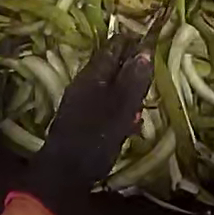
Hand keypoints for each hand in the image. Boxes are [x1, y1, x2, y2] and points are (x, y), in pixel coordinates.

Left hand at [15, 40, 152, 214]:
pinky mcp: (79, 118)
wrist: (63, 174)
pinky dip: (118, 106)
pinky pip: (103, 103)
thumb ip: (133, 80)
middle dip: (131, 66)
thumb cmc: (95, 138)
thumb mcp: (121, 108)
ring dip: (126, 89)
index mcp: (94, 75)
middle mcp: (83, 82)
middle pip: (111, 65)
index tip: (150, 40)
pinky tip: (128, 122)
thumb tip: (145, 52)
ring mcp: (79, 100)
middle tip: (150, 71)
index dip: (132, 41)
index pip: (114, 46)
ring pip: (108, 85)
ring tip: (143, 100)